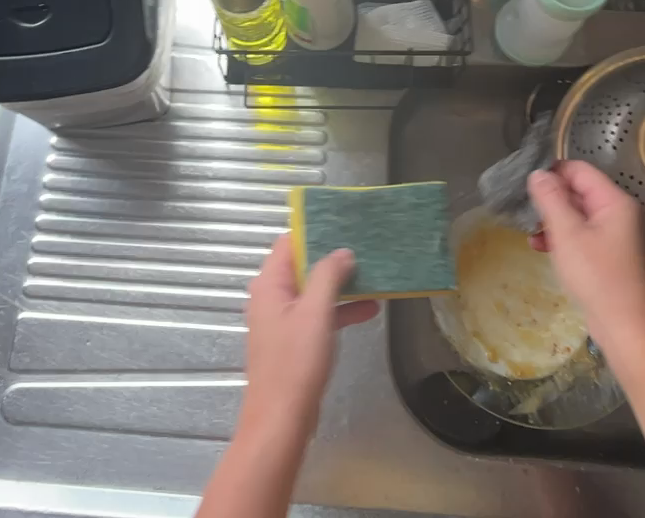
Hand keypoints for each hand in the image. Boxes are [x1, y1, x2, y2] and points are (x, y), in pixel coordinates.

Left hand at [238, 235, 378, 438]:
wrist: (281, 419)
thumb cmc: (295, 362)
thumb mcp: (316, 312)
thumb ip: (328, 276)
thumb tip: (342, 251)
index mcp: (269, 283)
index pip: (290, 242)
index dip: (315, 231)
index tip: (344, 225)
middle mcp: (271, 296)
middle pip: (303, 264)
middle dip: (333, 257)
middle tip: (365, 247)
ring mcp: (282, 319)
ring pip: (313, 290)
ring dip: (341, 285)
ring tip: (374, 275)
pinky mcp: (293, 339)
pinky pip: (317, 313)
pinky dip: (339, 309)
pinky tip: (369, 309)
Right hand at [526, 160, 644, 364]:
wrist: (630, 330)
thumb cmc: (599, 278)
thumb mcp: (567, 234)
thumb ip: (551, 199)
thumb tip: (538, 173)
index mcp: (615, 202)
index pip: (578, 170)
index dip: (551, 173)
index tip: (525, 186)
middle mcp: (620, 214)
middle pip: (579, 191)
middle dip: (550, 199)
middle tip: (524, 211)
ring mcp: (618, 237)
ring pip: (579, 215)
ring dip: (553, 221)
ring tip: (530, 232)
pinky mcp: (613, 258)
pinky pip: (584, 236)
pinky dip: (564, 238)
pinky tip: (543, 249)